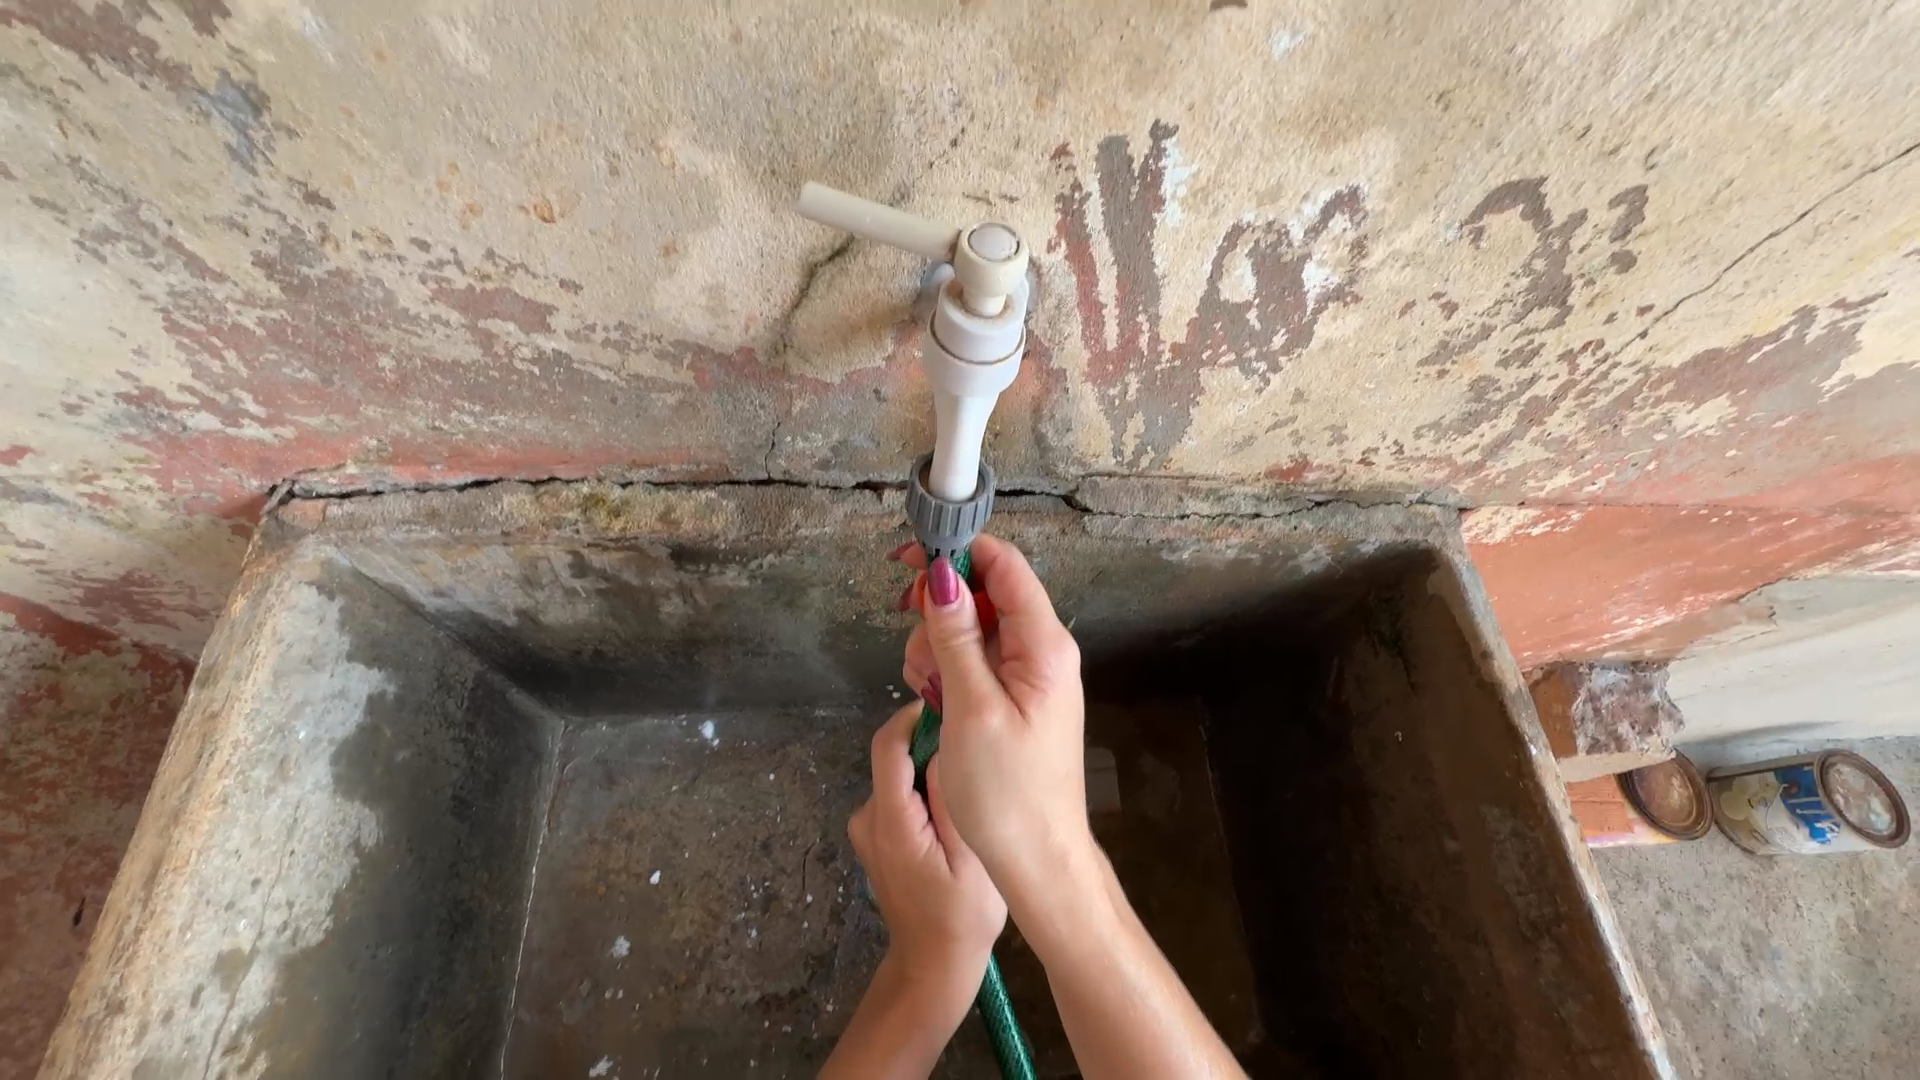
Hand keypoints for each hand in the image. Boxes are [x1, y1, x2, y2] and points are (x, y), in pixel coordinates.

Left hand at [848, 702, 1006, 1006]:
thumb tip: (942, 747)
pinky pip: (897, 797)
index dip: (912, 717)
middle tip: (972, 755)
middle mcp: (868, 818)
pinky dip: (921, 795)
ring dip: (928, 774)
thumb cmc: (962, 915)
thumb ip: (951, 799)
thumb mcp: (972, 856)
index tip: (947, 708)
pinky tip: (951, 816)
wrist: (933, 965)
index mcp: (891, 820)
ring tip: (968, 790)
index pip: (887, 747)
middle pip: (894, 758)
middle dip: (930, 749)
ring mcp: (867, 830)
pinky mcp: (875, 838)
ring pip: (898, 777)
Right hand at [891, 535, 1095, 924]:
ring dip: (937, 647)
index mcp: (1043, 644)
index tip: (908, 561)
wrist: (1037, 861)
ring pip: (971, 628)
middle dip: (940, 610)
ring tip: (928, 692)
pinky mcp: (1013, 696)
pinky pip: (974, 661)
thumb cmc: (1008, 793)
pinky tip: (935, 700)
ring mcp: (1027, 674)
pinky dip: (946, 671)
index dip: (957, 552)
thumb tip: (942, 574)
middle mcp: (1041, 649)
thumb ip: (956, 635)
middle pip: (984, 593)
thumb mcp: (972, 707)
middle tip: (915, 649)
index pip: (1005, 565)